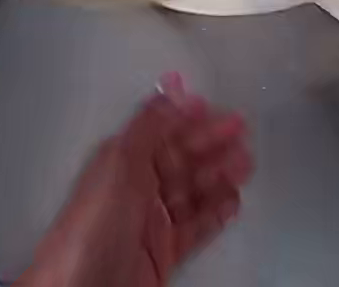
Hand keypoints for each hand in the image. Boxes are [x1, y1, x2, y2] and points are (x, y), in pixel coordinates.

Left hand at [16, 74, 252, 286]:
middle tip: (241, 130)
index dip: (187, 116)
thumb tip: (170, 83)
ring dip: (220, 173)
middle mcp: (137, 188)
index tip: (212, 104)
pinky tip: (232, 202)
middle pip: (182, 157)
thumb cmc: (93, 229)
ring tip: (245, 164)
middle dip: (212, 141)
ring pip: (193, 189)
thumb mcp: (121, 163)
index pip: (162, 130)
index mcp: (122, 160)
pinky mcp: (162, 255)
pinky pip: (195, 227)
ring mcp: (150, 222)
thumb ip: (150, 123)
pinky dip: (215, 212)